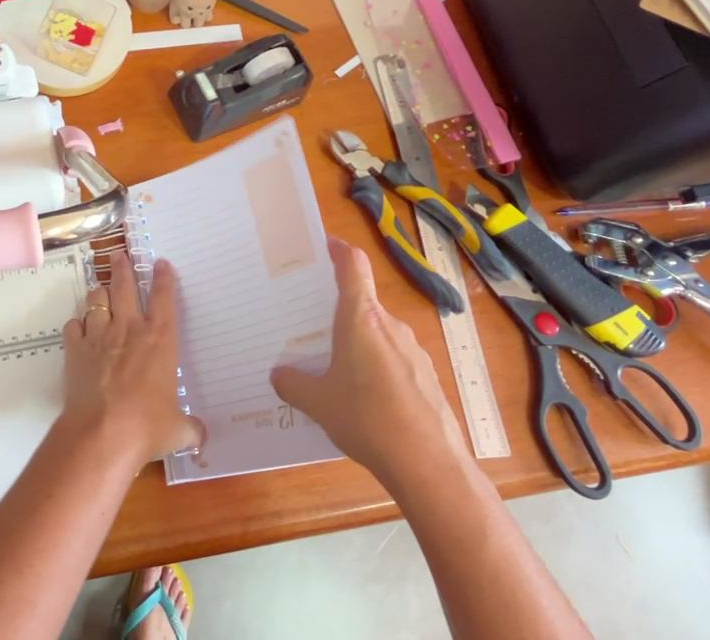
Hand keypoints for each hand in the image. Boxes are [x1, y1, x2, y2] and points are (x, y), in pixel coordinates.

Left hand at [59, 253, 204, 472]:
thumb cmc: (148, 426)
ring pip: (97, 300)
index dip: (164, 278)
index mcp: (160, 340)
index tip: (161, 263)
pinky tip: (80, 329)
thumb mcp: (177, 429)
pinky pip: (74, 326)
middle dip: (123, 267)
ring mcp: (99, 336)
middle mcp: (129, 330)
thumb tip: (200, 437)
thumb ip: (189, 427)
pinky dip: (77, 325)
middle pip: (124, 286)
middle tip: (119, 254)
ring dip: (99, 293)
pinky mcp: (75, 349)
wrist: (102, 433)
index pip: (164, 298)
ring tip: (101, 289)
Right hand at [270, 238, 469, 491]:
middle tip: (308, 323)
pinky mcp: (426, 378)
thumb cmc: (367, 419)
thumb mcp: (318, 403)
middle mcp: (390, 326)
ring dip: (356, 342)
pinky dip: (375, 367)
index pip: (353, 266)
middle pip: (362, 302)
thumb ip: (293, 384)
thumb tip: (279, 374)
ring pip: (377, 334)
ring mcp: (413, 352)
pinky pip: (393, 360)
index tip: (323, 244)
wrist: (429, 464)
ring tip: (332, 368)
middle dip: (336, 309)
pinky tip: (362, 399)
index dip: (338, 249)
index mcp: (361, 319)